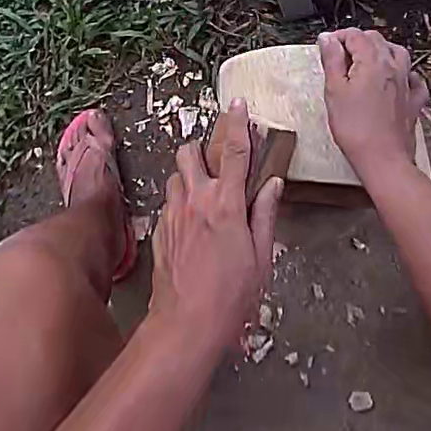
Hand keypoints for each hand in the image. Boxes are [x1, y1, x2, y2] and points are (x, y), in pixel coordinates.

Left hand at [149, 99, 282, 352]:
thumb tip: (272, 184)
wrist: (184, 327)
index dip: (237, 122)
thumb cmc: (230, 297)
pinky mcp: (158, 231)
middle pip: (190, 152)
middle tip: (215, 159)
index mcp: (226, 203)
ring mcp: (173, 214)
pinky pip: (167, 203)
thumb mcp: (261, 257)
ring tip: (203, 193)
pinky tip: (190, 222)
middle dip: (202, 147)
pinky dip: (179, 202)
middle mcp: (196, 200)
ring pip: (175, 175)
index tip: (238, 104)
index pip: (234, 150)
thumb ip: (265, 214)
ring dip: (188, 176)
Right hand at [319, 28, 428, 180]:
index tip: (326, 45)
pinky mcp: (413, 101)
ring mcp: (406, 83)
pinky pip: (414, 79)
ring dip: (381, 51)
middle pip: (376, 39)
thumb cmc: (356, 129)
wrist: (384, 160)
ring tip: (365, 61)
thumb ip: (331, 60)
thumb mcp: (334, 91)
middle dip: (357, 40)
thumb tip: (327, 39)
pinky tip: (398, 79)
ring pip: (398, 53)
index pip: (355, 35)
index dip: (338, 36)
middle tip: (339, 54)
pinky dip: (404, 73)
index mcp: (373, 61)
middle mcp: (393, 66)